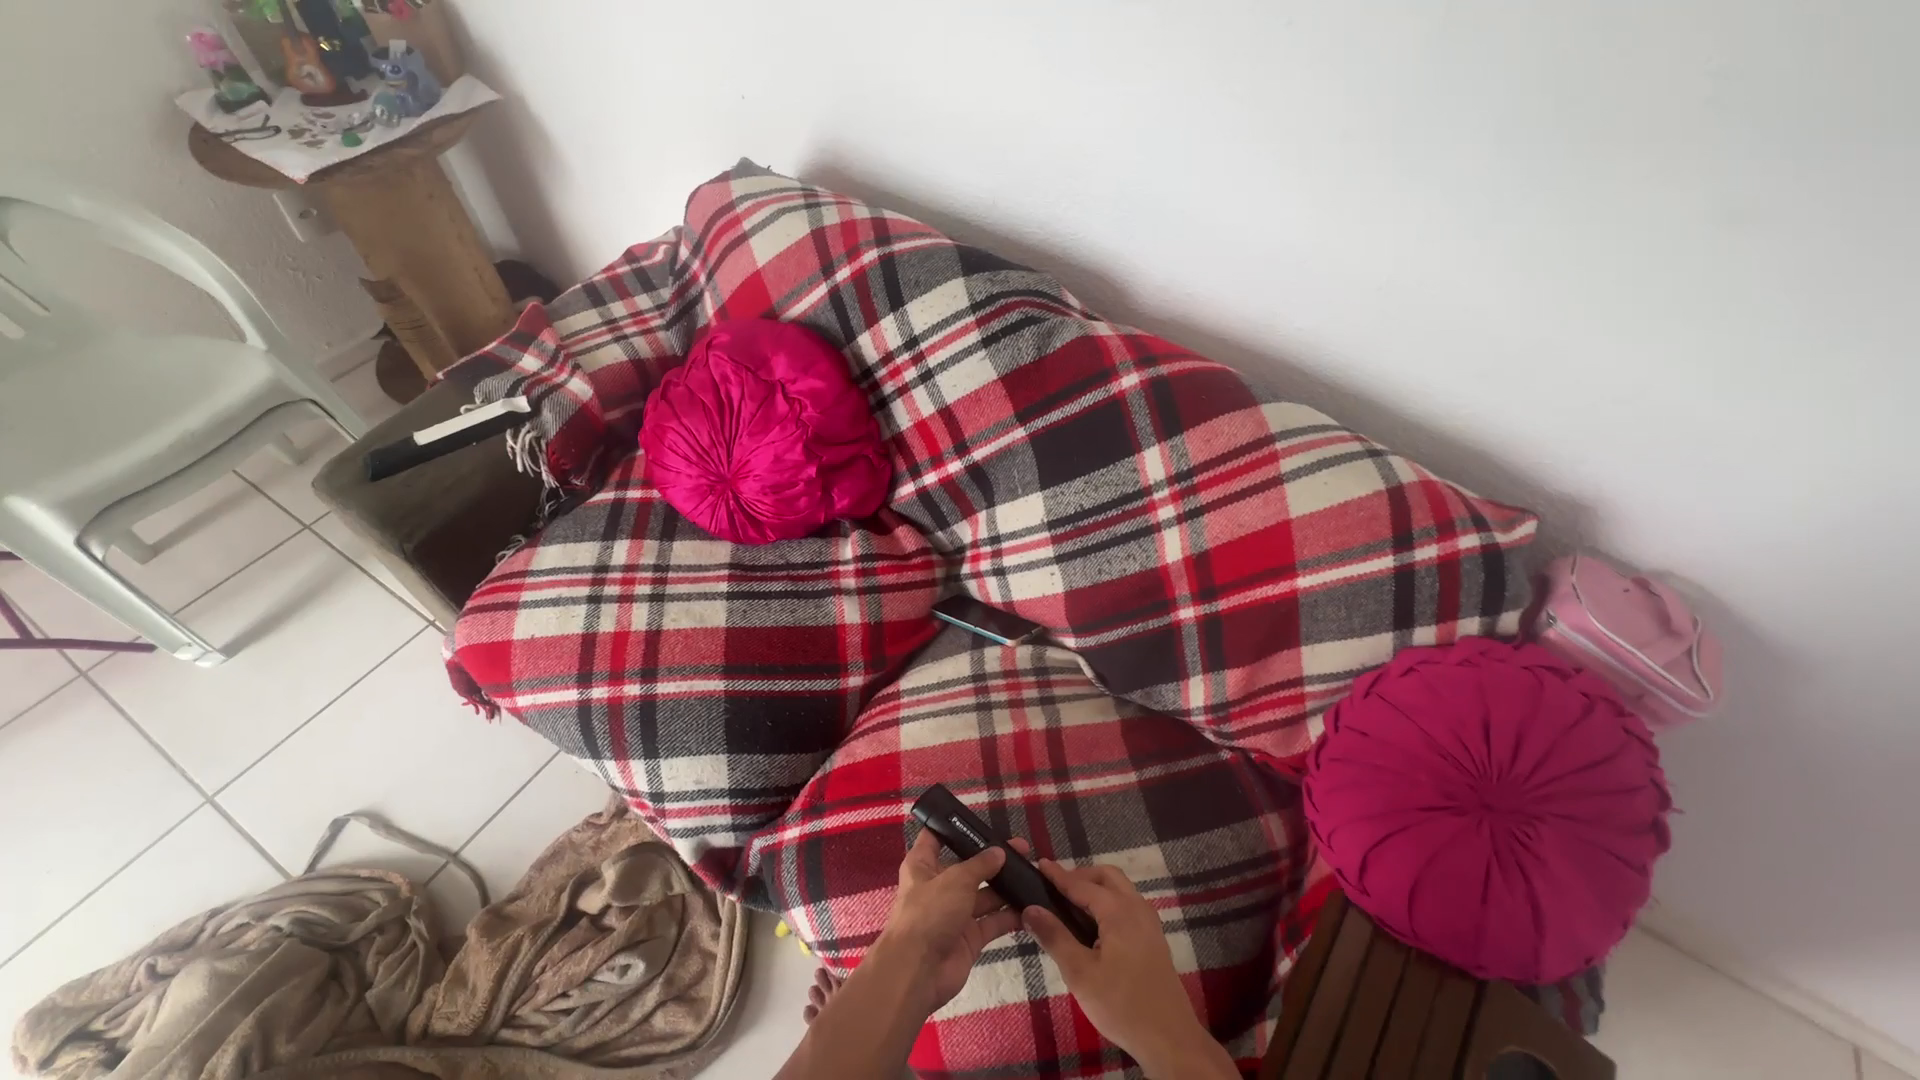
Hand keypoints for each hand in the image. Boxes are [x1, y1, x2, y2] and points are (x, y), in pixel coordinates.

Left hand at [866, 830, 1021, 1015]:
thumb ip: (980, 865)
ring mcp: (955, 914)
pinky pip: (993, 922)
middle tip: (1023, 850)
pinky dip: (1009, 916)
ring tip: (1032, 873)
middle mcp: (939, 887)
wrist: (918, 971)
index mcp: (923, 866)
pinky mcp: (969, 938)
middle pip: (969, 867)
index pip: (935, 838)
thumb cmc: (929, 913)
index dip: (953, 828)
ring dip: (1006, 887)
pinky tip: (1031, 906)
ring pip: (984, 895)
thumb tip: (998, 853)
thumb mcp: (956, 880)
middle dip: (993, 860)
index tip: (979, 821)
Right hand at [1023, 859, 1238, 1078]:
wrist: (1169, 1038)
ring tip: (1071, 906)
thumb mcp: (1080, 973)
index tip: (1039, 864)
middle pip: (1107, 877)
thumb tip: (1030, 909)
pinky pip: (1128, 905)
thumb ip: (1054, 937)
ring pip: (1120, 889)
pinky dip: (1108, 902)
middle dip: (1080, 876)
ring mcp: (1150, 923)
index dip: (1058, 875)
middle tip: (1056, 889)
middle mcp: (1137, 908)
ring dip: (1096, 888)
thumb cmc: (1121, 1005)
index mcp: (1119, 911)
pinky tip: (1095, 926)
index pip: (1082, 884)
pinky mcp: (1154, 938)